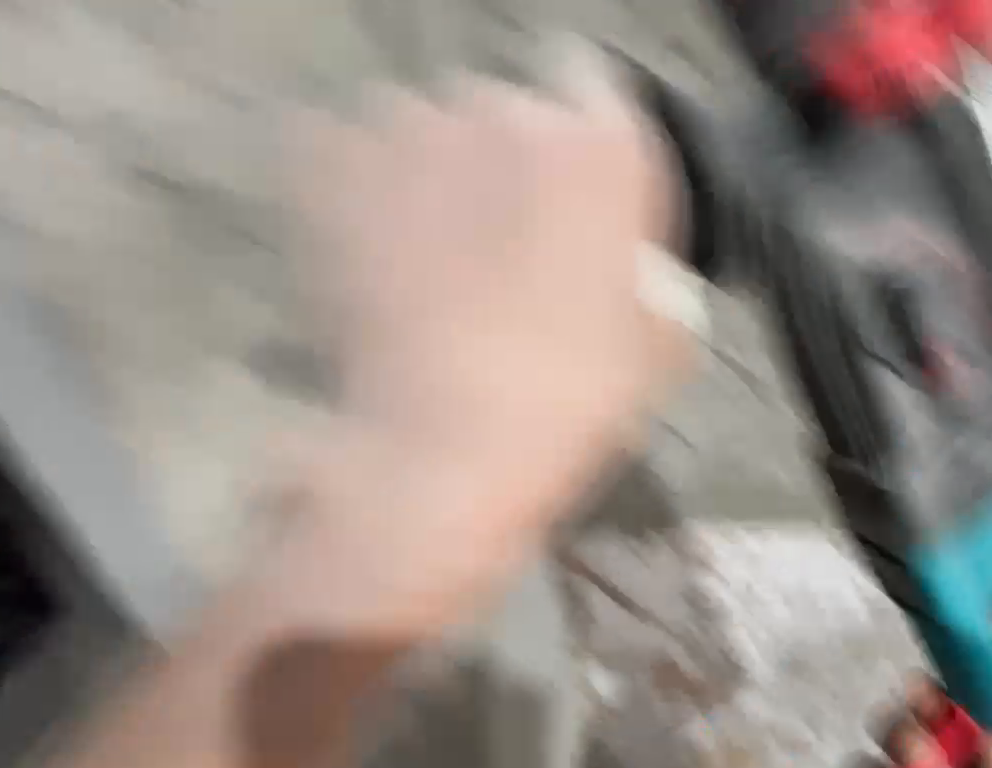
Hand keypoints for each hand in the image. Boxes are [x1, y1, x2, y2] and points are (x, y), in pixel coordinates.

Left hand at [275, 43, 684, 640]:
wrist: (452, 446)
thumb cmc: (571, 401)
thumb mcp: (658, 348)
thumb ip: (653, 280)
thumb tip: (637, 273)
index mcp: (604, 148)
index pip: (596, 97)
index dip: (582, 156)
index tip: (573, 203)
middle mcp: (512, 108)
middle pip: (512, 114)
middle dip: (511, 170)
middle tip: (507, 249)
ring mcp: (414, 127)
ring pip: (431, 132)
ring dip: (439, 179)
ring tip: (439, 262)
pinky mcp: (333, 160)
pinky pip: (356, 153)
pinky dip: (368, 192)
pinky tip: (384, 254)